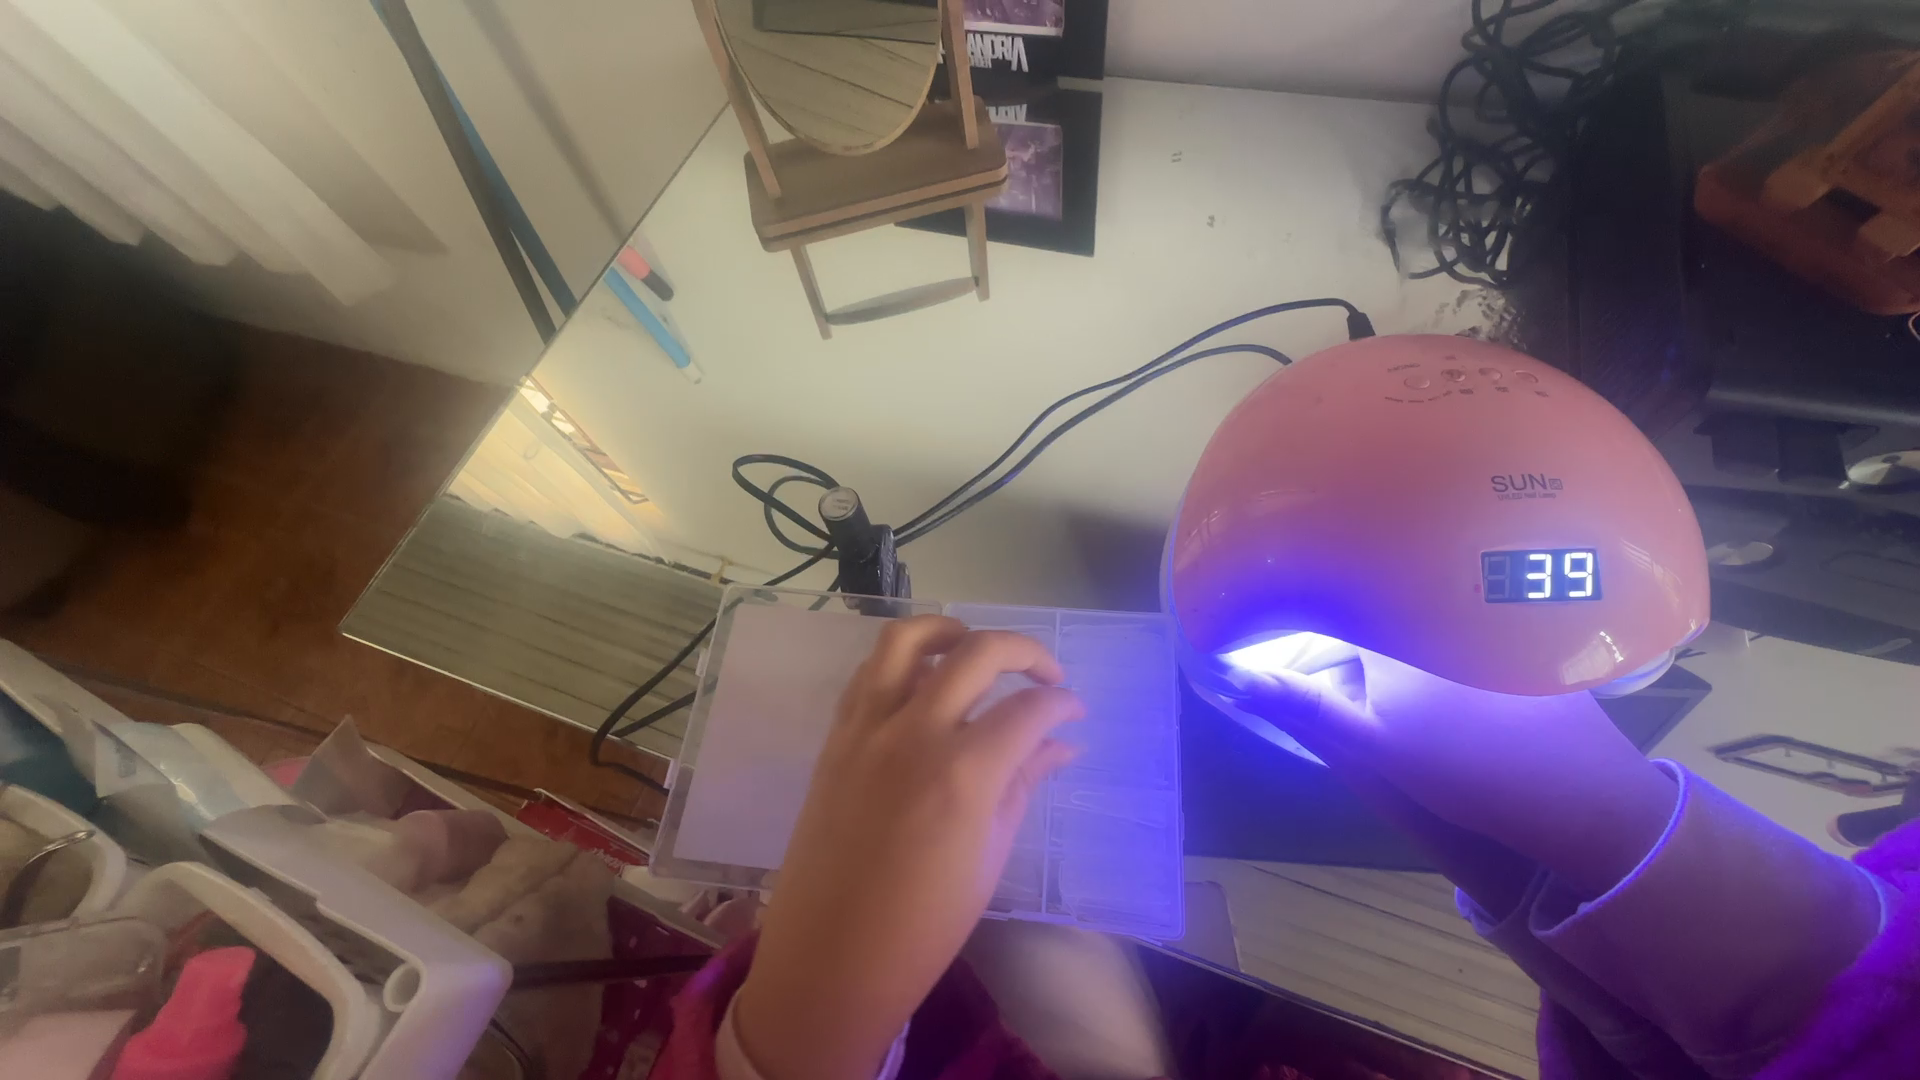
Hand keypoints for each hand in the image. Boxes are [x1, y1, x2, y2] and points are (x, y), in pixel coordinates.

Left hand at [733, 616, 1082, 1079]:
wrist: (830, 957)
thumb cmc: (923, 925)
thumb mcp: (989, 856)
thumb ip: (1024, 784)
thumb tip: (1062, 745)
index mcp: (964, 773)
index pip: (1028, 710)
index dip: (1062, 703)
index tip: (1074, 710)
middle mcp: (915, 732)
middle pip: (978, 652)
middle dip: (1025, 651)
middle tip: (1045, 675)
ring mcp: (868, 728)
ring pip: (908, 638)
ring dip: (951, 630)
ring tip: (977, 650)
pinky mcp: (837, 735)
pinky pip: (870, 671)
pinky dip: (904, 660)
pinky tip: (925, 682)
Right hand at [1231, 647, 1675, 899]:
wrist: (1589, 804)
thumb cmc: (1467, 772)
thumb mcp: (1372, 745)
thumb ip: (1300, 705)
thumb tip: (1232, 678)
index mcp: (1397, 632)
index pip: (1326, 617)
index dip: (1297, 636)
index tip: (1281, 657)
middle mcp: (1439, 615)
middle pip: (1367, 617)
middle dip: (1338, 639)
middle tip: (1329, 679)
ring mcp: (1486, 626)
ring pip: (1411, 622)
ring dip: (1383, 640)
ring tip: (1377, 681)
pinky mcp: (1522, 643)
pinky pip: (1454, 629)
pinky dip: (1430, 644)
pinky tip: (1438, 684)